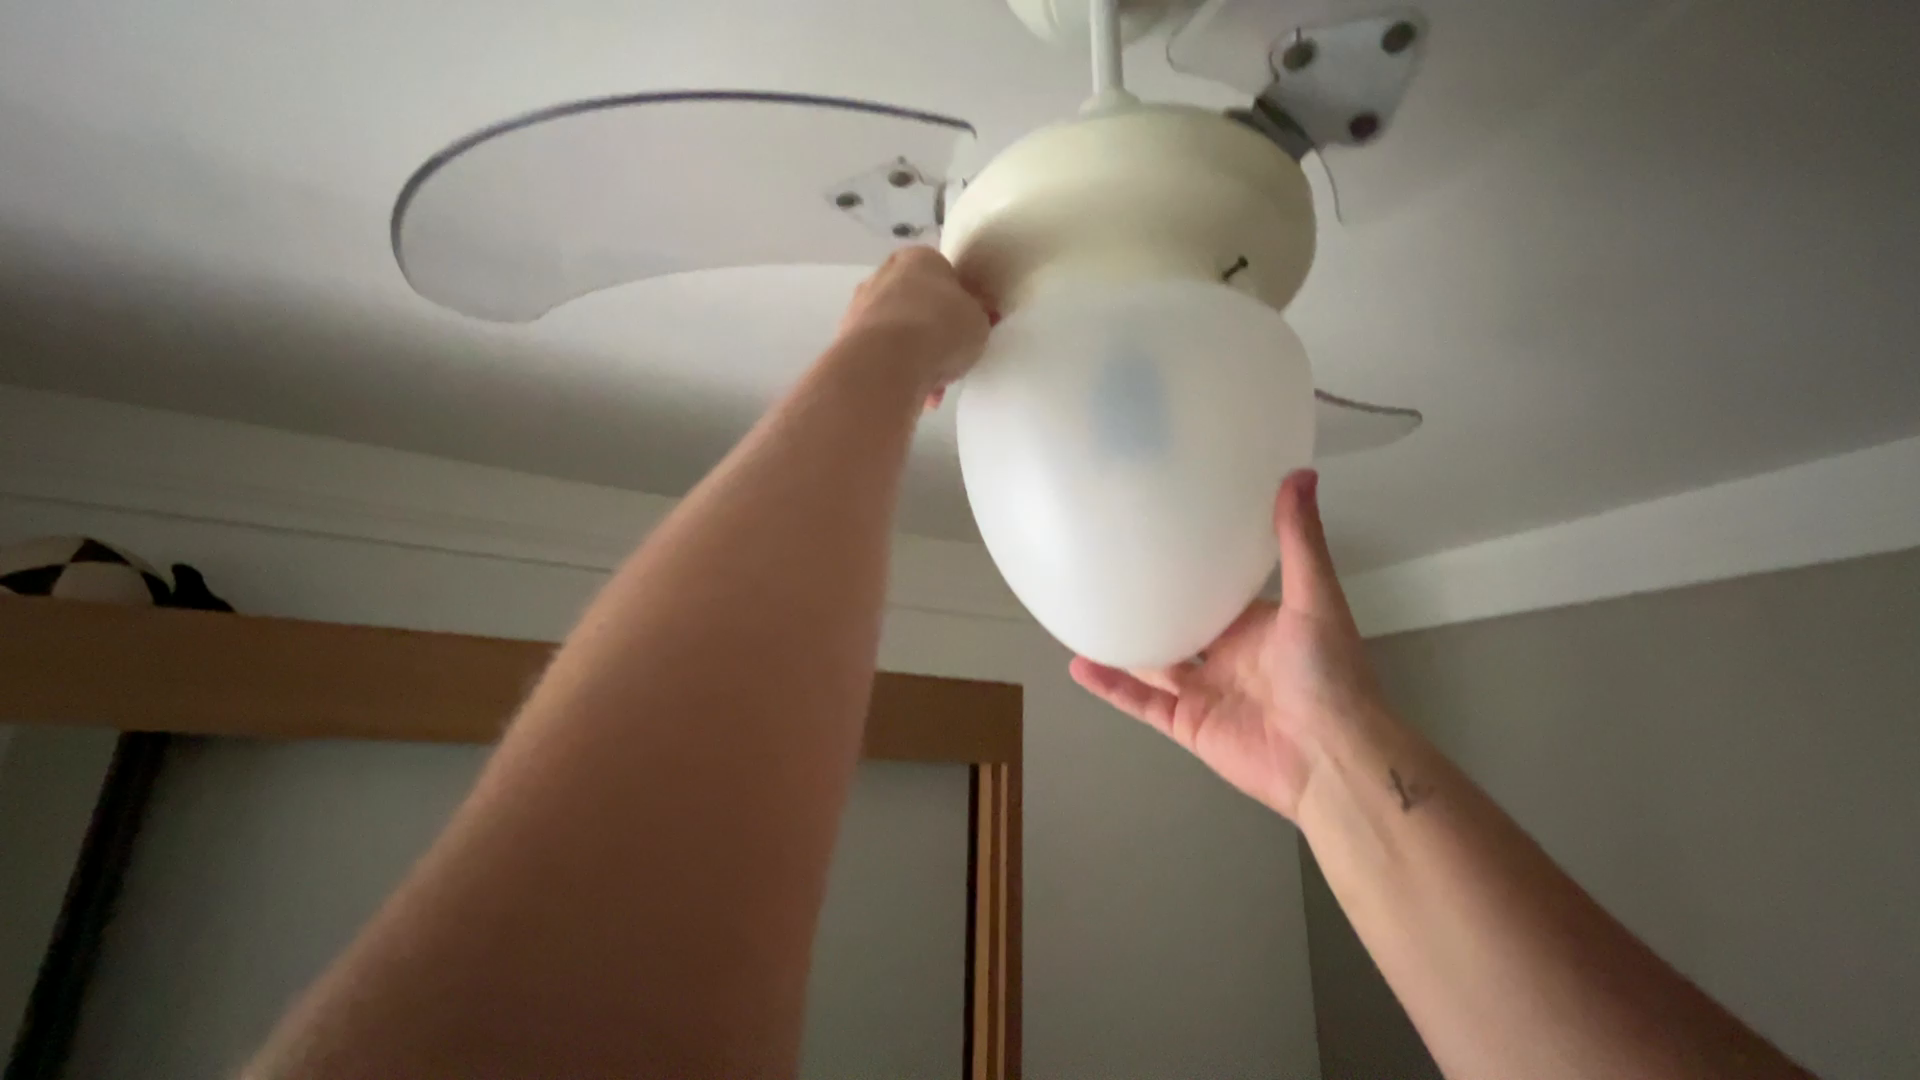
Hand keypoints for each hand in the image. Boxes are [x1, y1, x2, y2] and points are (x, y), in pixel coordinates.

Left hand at [837, 247, 992, 404]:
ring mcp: (859, 307)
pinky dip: (895, 372)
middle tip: (950, 361)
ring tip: (933, 389)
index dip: (959, 304)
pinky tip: (912, 393)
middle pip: (916, 304)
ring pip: (896, 333)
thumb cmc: (941, 329)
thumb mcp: (979, 320)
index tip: (967, 330)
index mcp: (919, 258)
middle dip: (932, 333)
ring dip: (914, 358)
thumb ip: (977, 314)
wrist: (886, 361)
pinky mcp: (844, 339)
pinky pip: (880, 355)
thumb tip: (973, 313)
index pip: (944, 274)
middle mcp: (883, 274)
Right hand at [1069, 470, 1387, 820]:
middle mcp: (1226, 656)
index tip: (1157, 535)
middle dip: (1148, 603)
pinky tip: (1079, 665)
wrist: (1331, 758)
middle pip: (1178, 625)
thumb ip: (1299, 542)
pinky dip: (1111, 686)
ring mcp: (1203, 691)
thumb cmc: (1327, 673)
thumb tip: (1300, 472)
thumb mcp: (1316, 599)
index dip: (1189, 567)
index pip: (1215, 590)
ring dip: (1121, 642)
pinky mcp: (1186, 724)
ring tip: (1082, 612)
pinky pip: (1141, 702)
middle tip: (1105, 568)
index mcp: (1255, 626)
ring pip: (1153, 663)